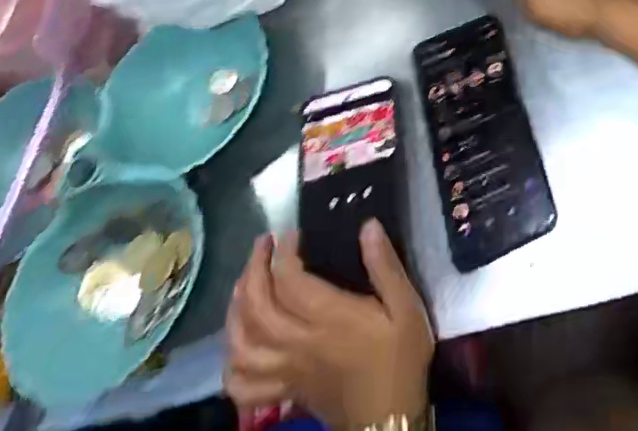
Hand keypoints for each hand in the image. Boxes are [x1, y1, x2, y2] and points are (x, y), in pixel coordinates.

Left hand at [223, 221, 433, 428]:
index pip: (290, 282)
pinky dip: (231, 361)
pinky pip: (242, 382)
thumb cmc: (402, 355)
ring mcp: (286, 370)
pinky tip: (238, 342)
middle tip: (264, 245)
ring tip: (245, 284)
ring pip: (242, 342)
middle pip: (258, 307)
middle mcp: (299, 343)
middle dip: (253, 271)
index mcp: (330, 319)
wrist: (389, 415)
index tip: (292, 232)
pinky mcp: (283, 390)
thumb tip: (367, 226)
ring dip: (235, 310)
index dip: (284, 254)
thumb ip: (385, 266)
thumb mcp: (406, 305)